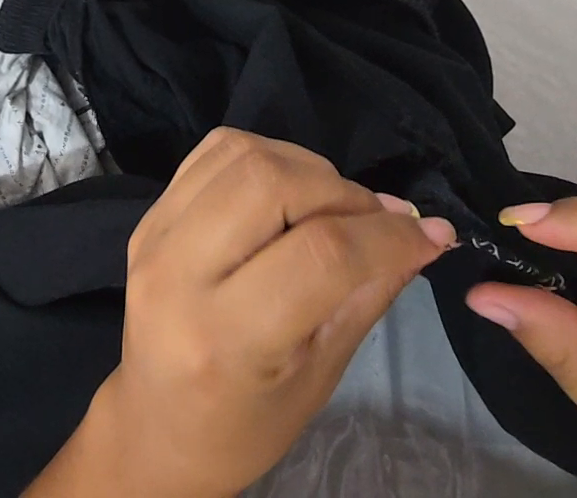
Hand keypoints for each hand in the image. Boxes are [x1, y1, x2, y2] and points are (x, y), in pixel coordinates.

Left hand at [25, 128, 455, 497]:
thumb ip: (369, 293)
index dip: (386, 235)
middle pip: (270, 182)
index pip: (319, 255)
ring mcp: (155, 234)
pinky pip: (215, 151)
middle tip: (372, 221)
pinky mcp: (150, 213)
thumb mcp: (319, 374)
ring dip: (306, 167)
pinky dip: (266, 156)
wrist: (154, 425)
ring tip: (331, 206)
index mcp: (222, 338)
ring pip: (242, 154)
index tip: (427, 234)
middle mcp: (177, 274)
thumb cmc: (244, 421)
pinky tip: (288, 192)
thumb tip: (425, 231)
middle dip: (341, 191)